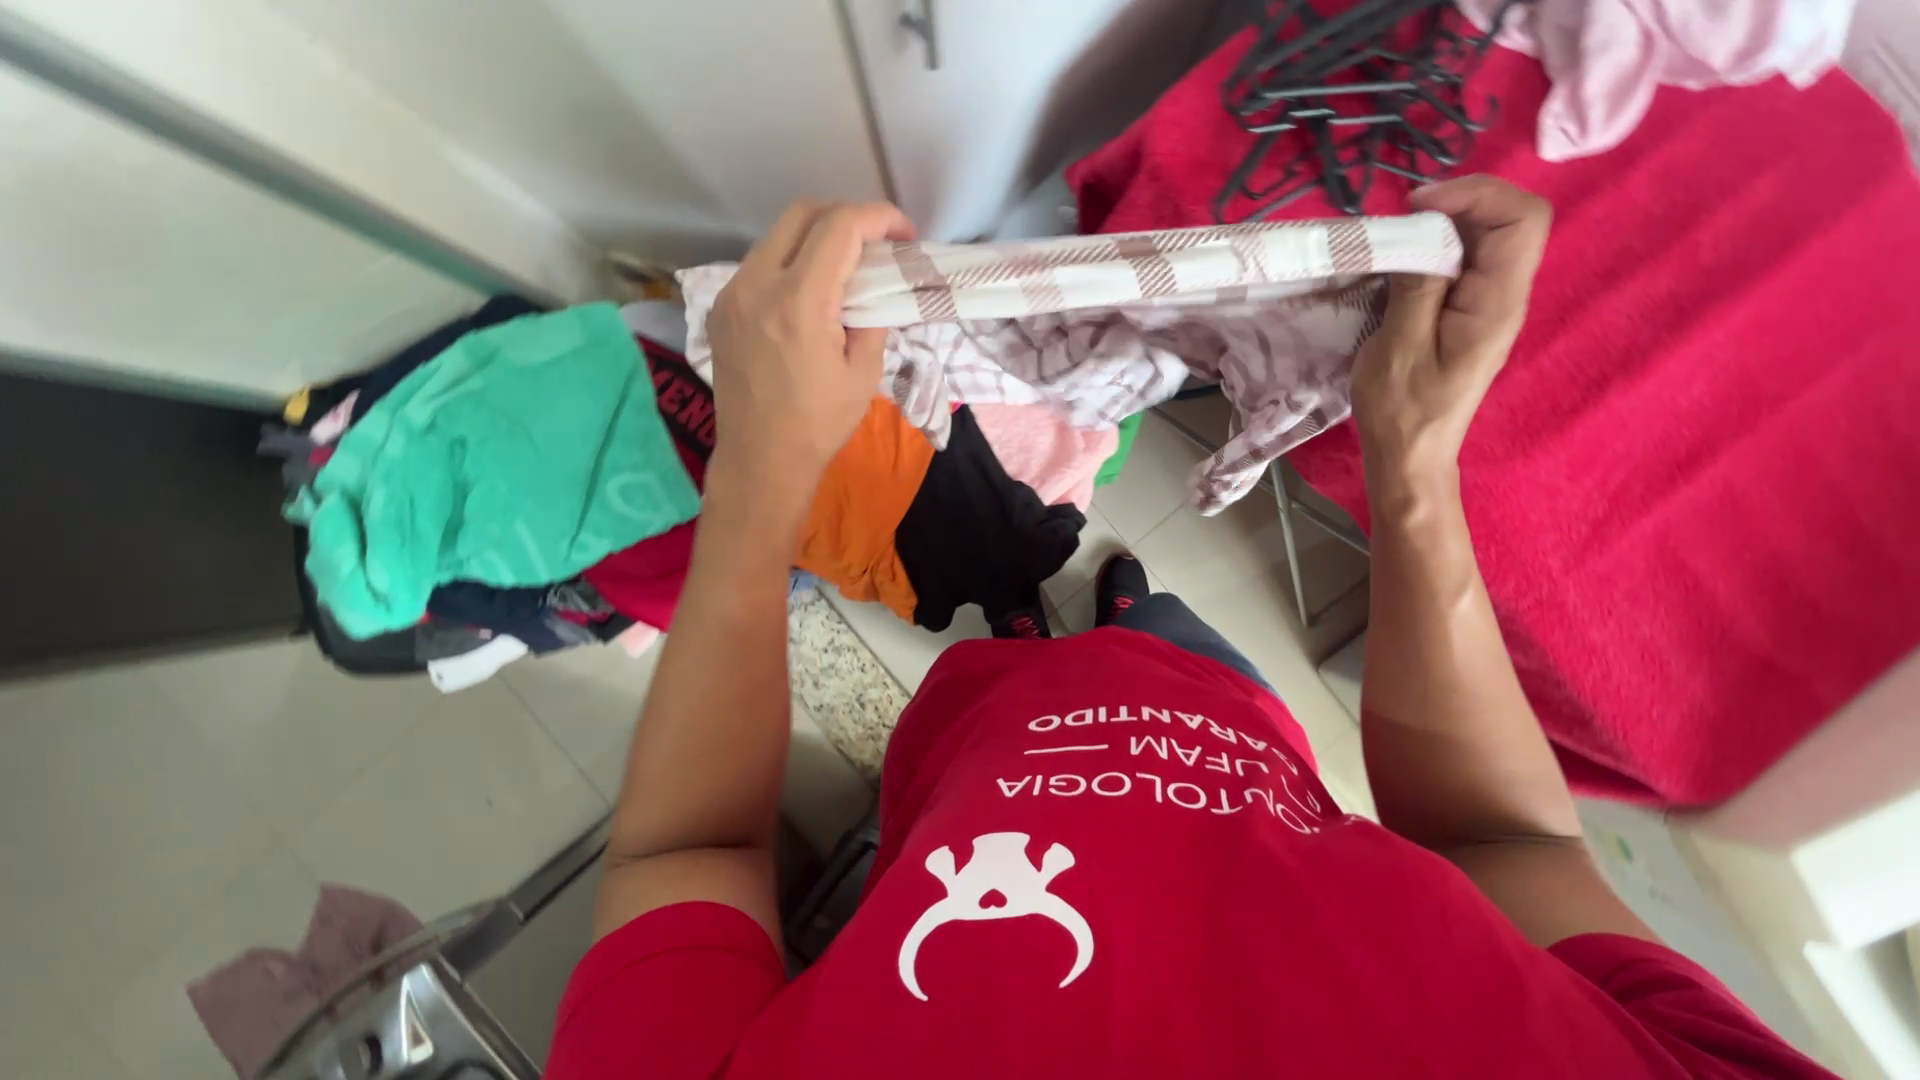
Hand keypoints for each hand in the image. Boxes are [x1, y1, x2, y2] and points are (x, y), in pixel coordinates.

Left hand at [705, 199, 915, 490]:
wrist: (761, 459)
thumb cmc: (819, 424)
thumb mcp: (863, 373)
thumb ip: (872, 318)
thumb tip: (875, 288)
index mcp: (799, 302)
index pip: (840, 227)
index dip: (879, 217)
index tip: (903, 234)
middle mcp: (757, 285)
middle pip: (803, 213)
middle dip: (846, 216)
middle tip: (875, 244)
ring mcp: (732, 294)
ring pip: (776, 236)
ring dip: (815, 238)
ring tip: (845, 267)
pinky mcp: (721, 310)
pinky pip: (759, 264)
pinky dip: (789, 262)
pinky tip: (809, 293)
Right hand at [1352, 175, 1550, 491]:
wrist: (1410, 454)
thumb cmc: (1402, 409)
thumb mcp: (1398, 347)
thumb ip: (1416, 286)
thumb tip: (1422, 236)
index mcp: (1497, 303)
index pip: (1521, 219)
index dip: (1476, 194)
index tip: (1418, 205)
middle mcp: (1505, 296)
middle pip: (1509, 220)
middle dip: (1459, 203)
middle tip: (1402, 217)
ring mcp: (1489, 304)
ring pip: (1487, 237)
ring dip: (1445, 224)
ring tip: (1398, 234)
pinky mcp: (1468, 313)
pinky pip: (1466, 262)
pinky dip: (1437, 247)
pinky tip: (1404, 259)